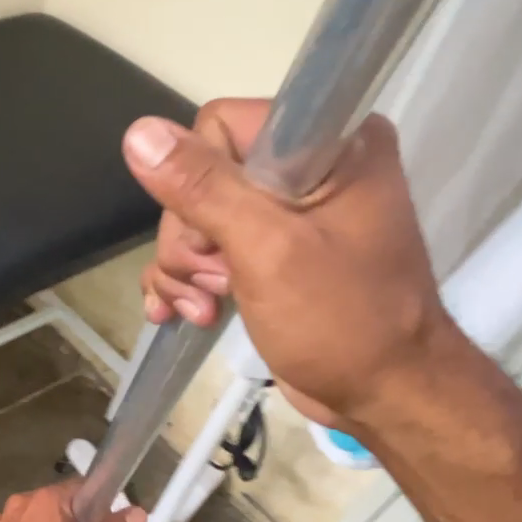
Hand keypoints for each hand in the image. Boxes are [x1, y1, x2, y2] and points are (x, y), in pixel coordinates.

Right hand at [125, 97, 460, 428]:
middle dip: (190, 239)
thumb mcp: (266, 248)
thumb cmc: (341, 319)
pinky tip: (179, 313)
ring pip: (192, 220)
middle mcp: (306, 169)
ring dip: (184, 269)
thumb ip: (202, 188)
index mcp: (328, 144)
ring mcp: (285, 215)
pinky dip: (185, 283)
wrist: (383, 394)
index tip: (215, 234)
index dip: (199, 179)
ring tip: (204, 307)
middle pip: (200, 179)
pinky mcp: (268, 253)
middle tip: (216, 279)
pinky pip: (203, 252)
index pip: (222, 127)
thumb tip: (138, 134)